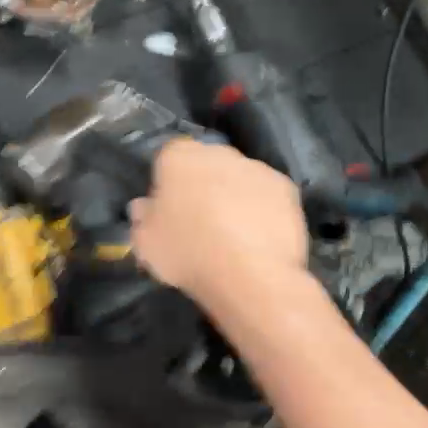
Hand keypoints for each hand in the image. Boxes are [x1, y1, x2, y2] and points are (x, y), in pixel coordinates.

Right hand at [128, 139, 309, 308]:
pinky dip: (262, 210)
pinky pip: (266, 196)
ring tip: (233, 235)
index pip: (168, 158)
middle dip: (203, 185)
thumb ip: (141, 218)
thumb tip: (143, 207)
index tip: (169, 210)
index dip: (168, 183)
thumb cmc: (188, 253)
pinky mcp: (286, 188)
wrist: (251, 275)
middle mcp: (218, 152)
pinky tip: (258, 238)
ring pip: (239, 178)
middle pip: (206, 164)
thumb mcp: (146, 243)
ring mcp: (256, 168)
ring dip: (234, 196)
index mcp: (179, 157)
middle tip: (199, 221)